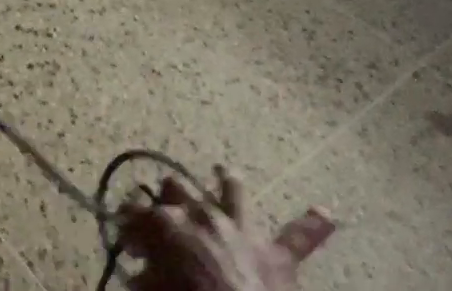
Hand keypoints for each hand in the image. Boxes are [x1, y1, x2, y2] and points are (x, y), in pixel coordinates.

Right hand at [116, 169, 334, 290]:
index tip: (124, 236)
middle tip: (163, 206)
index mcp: (167, 224)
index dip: (127, 220)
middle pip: (176, 187)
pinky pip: (299, 237)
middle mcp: (201, 215)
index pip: (135, 208)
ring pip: (233, 192)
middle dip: (167, 194)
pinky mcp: (277, 255)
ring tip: (223, 171)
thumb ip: (144, 275)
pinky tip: (327, 213)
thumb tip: (137, 272)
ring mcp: (241, 231)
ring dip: (227, 182)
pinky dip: (313, 225)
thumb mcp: (151, 289)